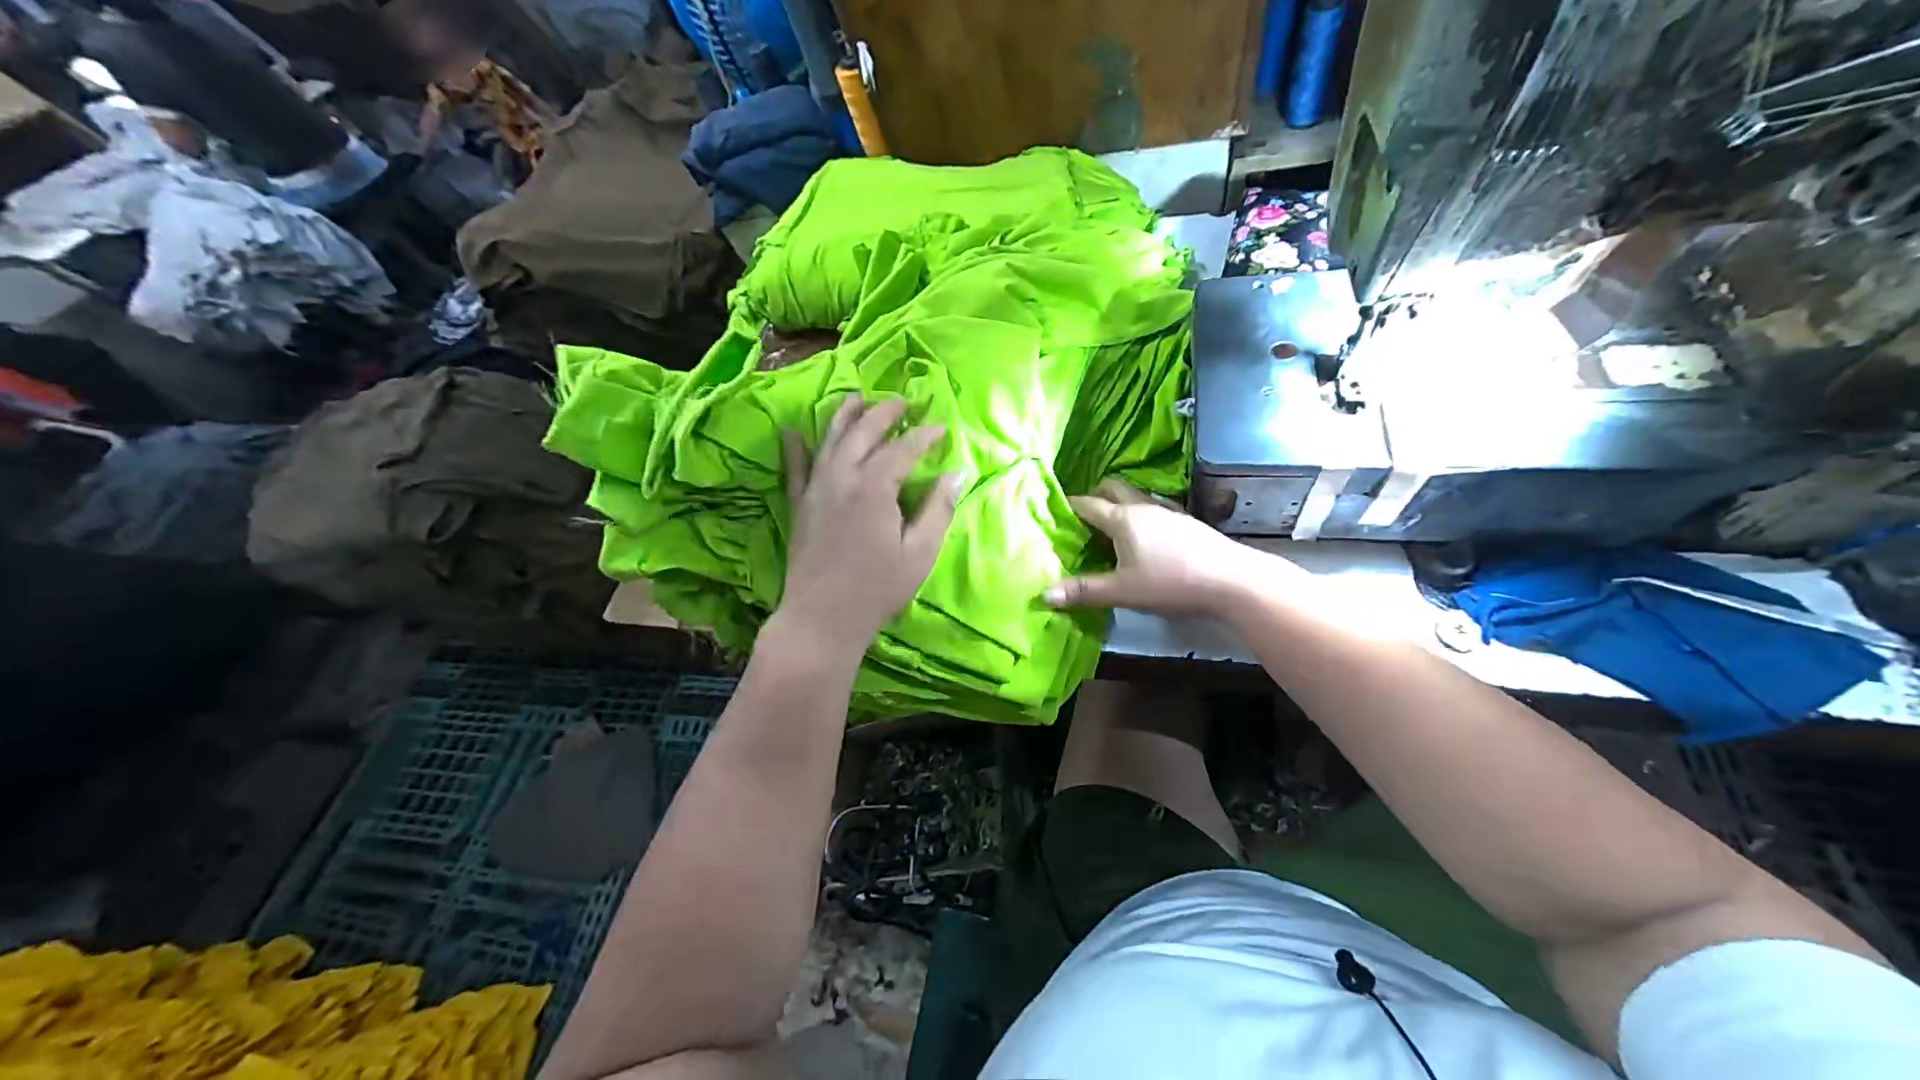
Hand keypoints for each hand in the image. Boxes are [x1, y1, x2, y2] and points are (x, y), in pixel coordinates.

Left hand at [775, 395, 960, 653]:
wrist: (822, 616)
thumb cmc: (878, 588)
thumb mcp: (920, 552)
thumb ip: (938, 509)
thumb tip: (958, 473)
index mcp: (875, 487)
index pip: (904, 448)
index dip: (924, 435)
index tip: (941, 428)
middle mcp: (842, 477)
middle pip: (864, 432)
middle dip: (885, 412)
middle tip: (902, 402)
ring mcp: (816, 488)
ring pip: (830, 440)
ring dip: (845, 416)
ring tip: (857, 398)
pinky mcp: (799, 505)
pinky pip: (794, 467)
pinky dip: (794, 447)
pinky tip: (793, 431)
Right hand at [1046, 479, 1296, 616]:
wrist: (1231, 580)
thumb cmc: (1170, 583)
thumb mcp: (1121, 591)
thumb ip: (1084, 591)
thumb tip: (1045, 594)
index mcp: (1122, 519)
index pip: (1088, 504)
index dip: (1069, 506)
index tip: (1055, 512)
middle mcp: (1144, 507)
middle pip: (1114, 488)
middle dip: (1095, 495)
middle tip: (1082, 515)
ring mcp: (1169, 512)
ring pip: (1137, 497)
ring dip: (1120, 505)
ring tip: (1110, 528)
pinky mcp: (1187, 523)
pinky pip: (1154, 509)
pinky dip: (1141, 515)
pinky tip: (1145, 539)